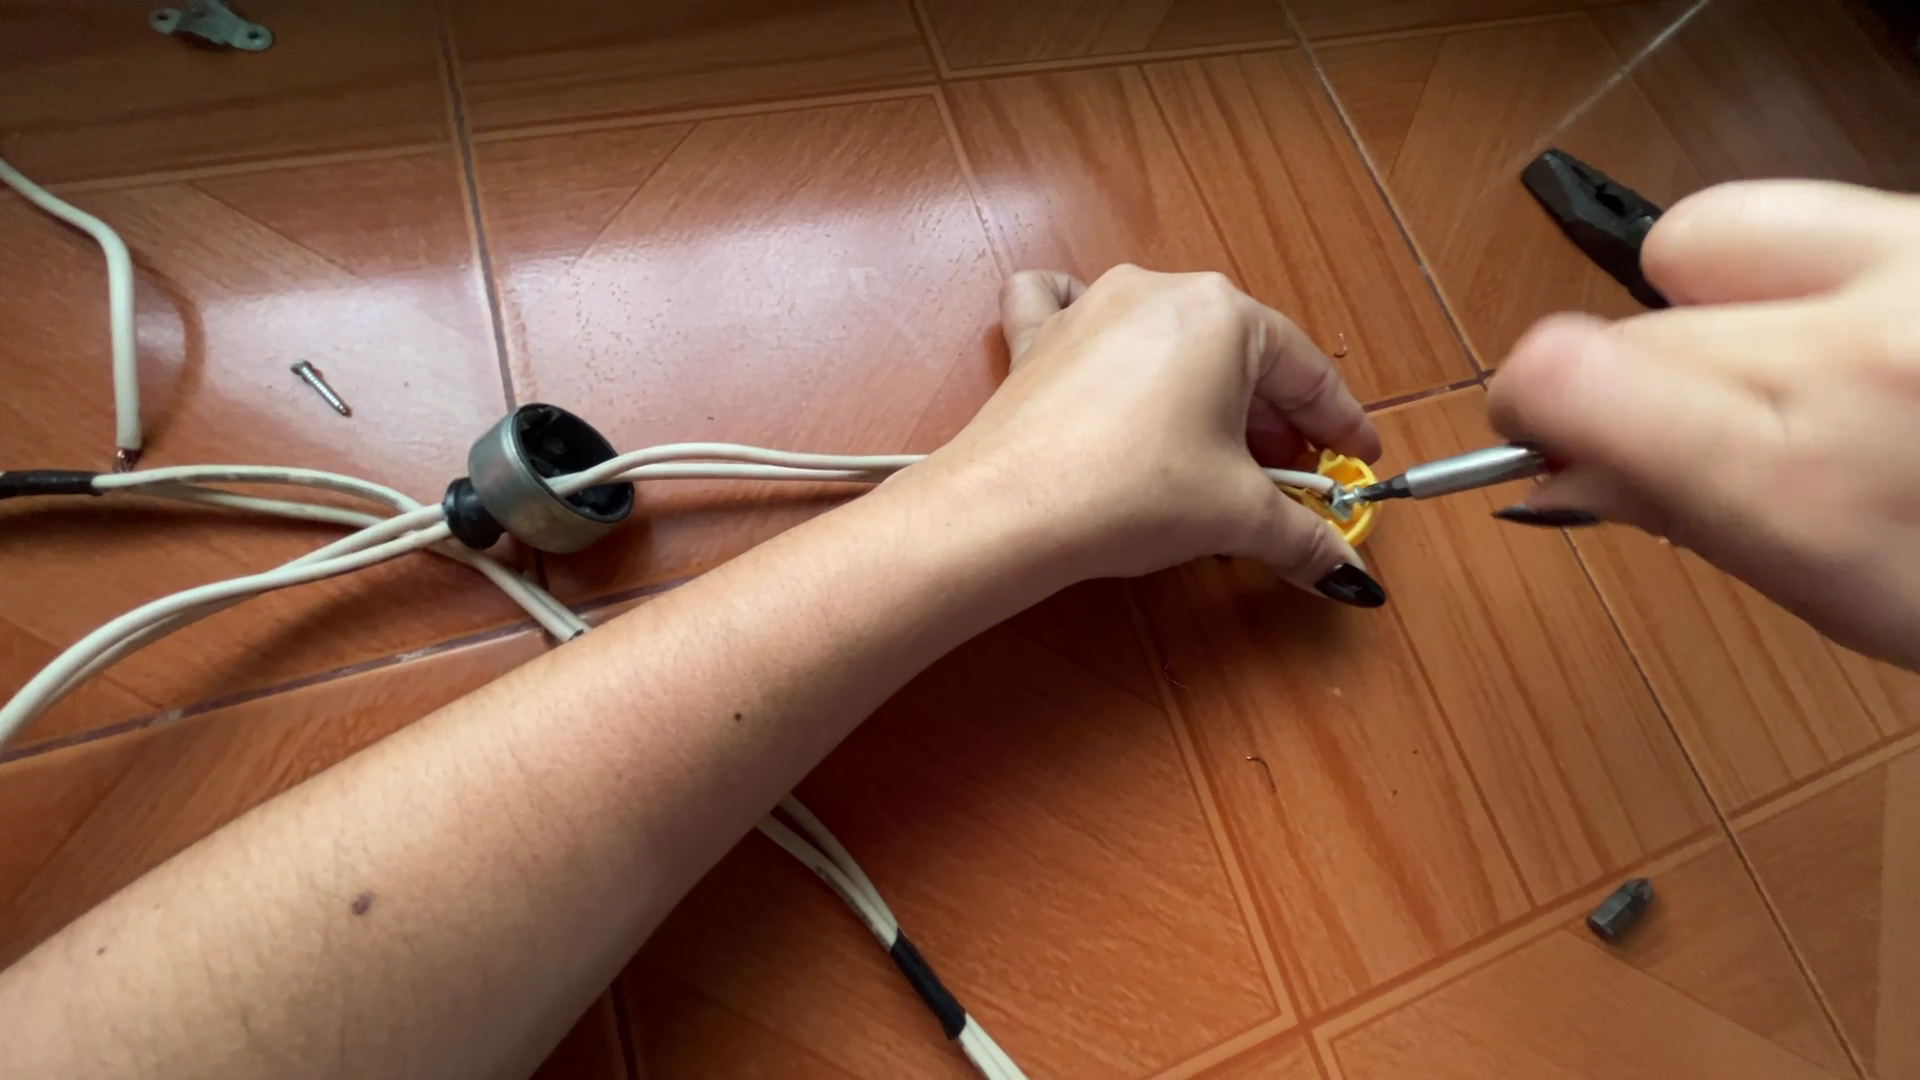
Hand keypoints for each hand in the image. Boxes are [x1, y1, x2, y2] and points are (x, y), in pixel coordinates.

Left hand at [917, 265, 1385, 604]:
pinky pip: (1064, 309)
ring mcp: (1088, 311)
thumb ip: (1301, 536)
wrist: (1011, 509)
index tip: (1355, 459)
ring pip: (1165, 340)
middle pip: (1237, 358)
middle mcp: (1156, 293)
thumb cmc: (1133, 492)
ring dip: (1198, 386)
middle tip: (1285, 473)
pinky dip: (1090, 328)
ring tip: (1211, 442)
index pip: (1305, 373)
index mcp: (1223, 316)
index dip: (1339, 424)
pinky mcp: (1036, 340)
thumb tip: (1346, 570)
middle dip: (1268, 418)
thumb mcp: (1235, 515)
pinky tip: (1097, 349)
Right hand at [1489, 181, 1919, 667]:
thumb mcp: (1817, 582)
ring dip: (1693, 301)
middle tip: (1694, 428)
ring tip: (1776, 356)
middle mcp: (1863, 346)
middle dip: (1628, 381)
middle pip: (1624, 329)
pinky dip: (1783, 265)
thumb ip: (1663, 505)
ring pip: (1695, 238)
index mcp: (1794, 470)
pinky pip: (1803, 210)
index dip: (1522, 398)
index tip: (1539, 432)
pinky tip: (1851, 324)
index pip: (1556, 374)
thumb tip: (1551, 465)